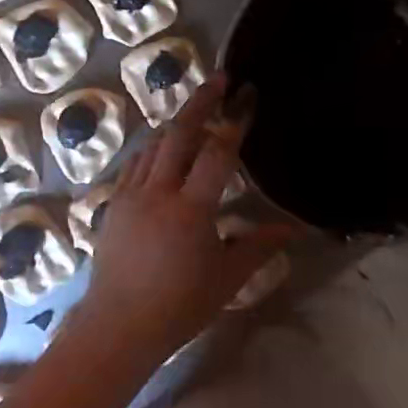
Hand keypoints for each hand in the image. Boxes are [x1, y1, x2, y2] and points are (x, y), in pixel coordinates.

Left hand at [75, 74, 288, 362]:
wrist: (116, 328)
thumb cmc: (178, 306)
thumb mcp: (226, 278)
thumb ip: (260, 246)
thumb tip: (294, 228)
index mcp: (191, 209)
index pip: (218, 152)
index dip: (235, 120)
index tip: (248, 95)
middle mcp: (158, 192)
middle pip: (179, 133)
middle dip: (201, 101)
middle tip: (220, 79)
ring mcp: (131, 196)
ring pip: (154, 144)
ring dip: (177, 122)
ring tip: (195, 108)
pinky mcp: (113, 205)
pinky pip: (135, 164)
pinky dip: (154, 147)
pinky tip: (162, 148)